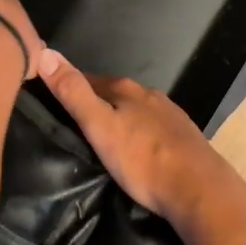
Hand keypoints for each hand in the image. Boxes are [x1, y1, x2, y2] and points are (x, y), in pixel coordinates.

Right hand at [37, 49, 233, 220]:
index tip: (53, 101)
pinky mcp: (185, 136)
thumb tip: (45, 52)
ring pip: (135, 110)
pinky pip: (153, 128)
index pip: (87, 79)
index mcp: (125, 89)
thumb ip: (73, 92)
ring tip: (105, 140)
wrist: (200, 192)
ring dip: (120, 119)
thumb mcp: (99, 126)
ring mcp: (170, 114)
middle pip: (112, 94)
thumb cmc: (143, 160)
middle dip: (95, 105)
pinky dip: (140, 133)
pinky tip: (138, 150)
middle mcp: (148, 94)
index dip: (69, 88)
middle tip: (76, 125)